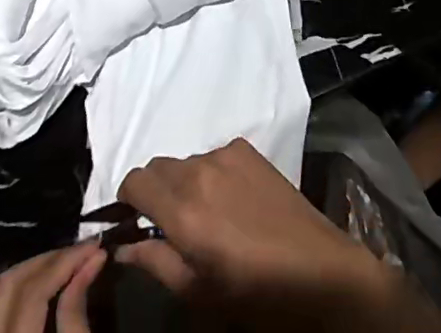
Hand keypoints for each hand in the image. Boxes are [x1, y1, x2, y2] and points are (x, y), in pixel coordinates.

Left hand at [0, 243, 104, 332]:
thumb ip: (76, 314)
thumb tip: (94, 258)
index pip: (33, 292)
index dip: (66, 262)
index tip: (95, 245)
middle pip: (9, 283)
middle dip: (49, 259)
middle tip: (82, 250)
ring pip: (2, 289)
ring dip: (38, 268)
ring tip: (70, 260)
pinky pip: (2, 302)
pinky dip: (28, 285)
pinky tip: (52, 279)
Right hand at [116, 138, 379, 303]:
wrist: (316, 266)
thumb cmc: (253, 289)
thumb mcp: (197, 289)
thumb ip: (154, 262)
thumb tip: (123, 245)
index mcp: (183, 208)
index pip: (134, 180)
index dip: (128, 200)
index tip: (136, 221)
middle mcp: (200, 171)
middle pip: (157, 167)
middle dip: (154, 191)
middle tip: (170, 224)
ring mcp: (227, 155)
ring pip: (186, 161)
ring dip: (184, 182)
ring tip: (208, 214)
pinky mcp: (249, 150)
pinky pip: (214, 155)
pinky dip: (211, 172)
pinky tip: (232, 199)